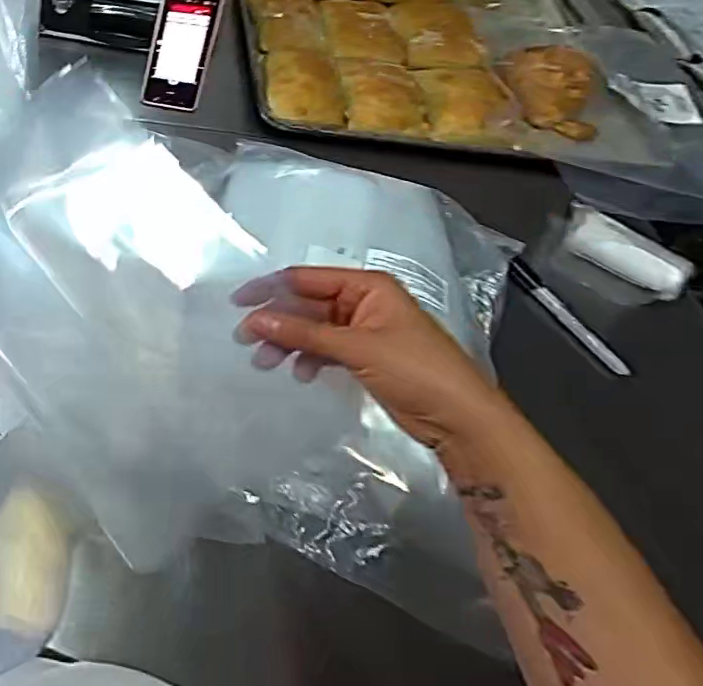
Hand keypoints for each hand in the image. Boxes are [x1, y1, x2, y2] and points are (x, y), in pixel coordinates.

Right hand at [232, 266, 509, 450]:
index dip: (270, 289)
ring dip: (287, 342)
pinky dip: (308, 358)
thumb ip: (303, 332)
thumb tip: (256, 320)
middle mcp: (362, 302)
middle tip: (244, 339)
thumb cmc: (417, 372)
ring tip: (265, 362)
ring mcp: (363, 330)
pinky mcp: (363, 356)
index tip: (238, 303)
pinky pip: (323, 348)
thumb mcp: (357, 348)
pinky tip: (299, 373)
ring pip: (311, 328)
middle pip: (306, 305)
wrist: (464, 423)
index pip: (305, 279)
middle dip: (276, 321)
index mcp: (366, 286)